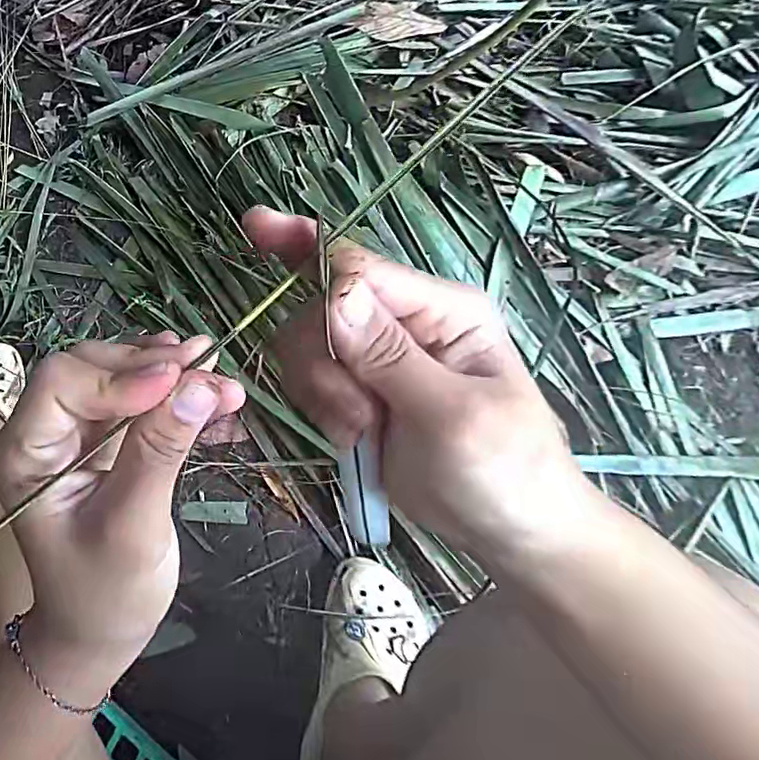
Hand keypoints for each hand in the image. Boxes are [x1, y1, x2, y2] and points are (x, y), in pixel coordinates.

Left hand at [0, 334, 246, 705]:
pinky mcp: (104, 435)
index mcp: (23, 451)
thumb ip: (159, 452)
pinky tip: (208, 387)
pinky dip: (175, 390)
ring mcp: (73, 429)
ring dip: (171, 372)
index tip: (178, 379)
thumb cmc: (105, 592)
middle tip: (210, 365)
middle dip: (152, 367)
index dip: (118, 374)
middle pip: (92, 368)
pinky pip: (138, 397)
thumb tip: (198, 385)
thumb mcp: (133, 526)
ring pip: (119, 375)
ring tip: (218, 373)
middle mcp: (42, 429)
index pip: (61, 382)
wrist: (102, 628)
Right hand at [243, 208, 593, 560]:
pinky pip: (306, 377)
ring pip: (305, 344)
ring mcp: (375, 354)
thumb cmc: (504, 472)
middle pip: (319, 308)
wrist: (506, 532)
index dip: (303, 246)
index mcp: (440, 309)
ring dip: (321, 391)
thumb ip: (390, 356)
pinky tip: (355, 437)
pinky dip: (319, 408)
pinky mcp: (353, 386)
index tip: (252, 227)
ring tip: (363, 429)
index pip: (359, 268)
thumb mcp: (453, 415)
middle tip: (357, 413)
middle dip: (322, 360)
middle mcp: (402, 320)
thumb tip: (332, 297)